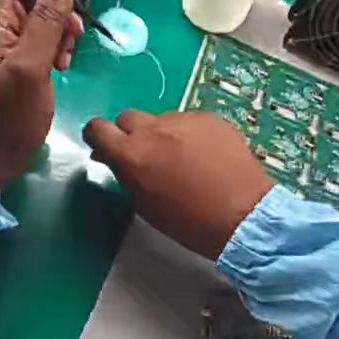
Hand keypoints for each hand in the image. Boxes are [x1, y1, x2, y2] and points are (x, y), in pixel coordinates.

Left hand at [0, 0, 83, 190]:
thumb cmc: (8, 116)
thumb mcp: (31, 67)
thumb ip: (47, 18)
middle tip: (71, 26)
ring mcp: (8, 35)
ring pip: (43, 4)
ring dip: (62, 21)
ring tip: (67, 52)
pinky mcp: (20, 52)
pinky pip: (44, 29)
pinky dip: (58, 39)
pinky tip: (64, 62)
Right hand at [83, 110, 274, 259]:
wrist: (241, 215)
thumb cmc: (186, 221)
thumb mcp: (143, 203)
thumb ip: (125, 173)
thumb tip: (113, 157)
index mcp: (130, 154)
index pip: (97, 128)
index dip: (99, 136)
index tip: (105, 147)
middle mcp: (152, 130)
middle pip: (128, 118)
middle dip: (131, 134)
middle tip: (145, 155)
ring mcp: (183, 120)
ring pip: (160, 119)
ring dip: (162, 134)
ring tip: (182, 159)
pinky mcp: (209, 118)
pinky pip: (188, 121)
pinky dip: (188, 135)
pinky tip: (204, 156)